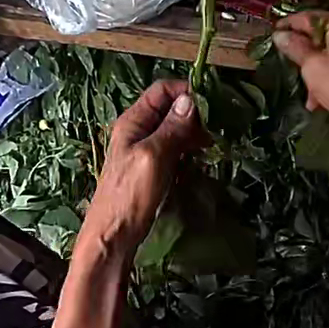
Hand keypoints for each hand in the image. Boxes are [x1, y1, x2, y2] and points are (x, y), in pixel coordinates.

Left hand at [80, 80, 207, 254]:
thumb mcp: (153, 157)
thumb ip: (171, 128)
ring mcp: (145, 151)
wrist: (113, 237)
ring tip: (211, 148)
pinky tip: (199, 164)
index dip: (186, 92)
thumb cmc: (129, 196)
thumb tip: (191, 100)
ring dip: (193, 136)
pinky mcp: (152, 169)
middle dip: (194, 116)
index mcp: (133, 121)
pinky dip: (188, 153)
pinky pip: (174, 151)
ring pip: (174, 131)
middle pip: (170, 109)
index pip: (162, 90)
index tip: (212, 104)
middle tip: (215, 131)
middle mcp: (138, 131)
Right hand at [272, 11, 328, 154]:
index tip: (272, 32)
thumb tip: (280, 34)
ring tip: (310, 97)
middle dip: (305, 55)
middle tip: (289, 68)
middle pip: (323, 36)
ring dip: (319, 72)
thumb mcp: (313, 67)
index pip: (309, 17)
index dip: (288, 25)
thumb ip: (295, 48)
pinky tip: (324, 99)